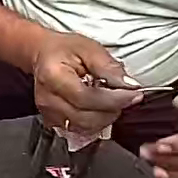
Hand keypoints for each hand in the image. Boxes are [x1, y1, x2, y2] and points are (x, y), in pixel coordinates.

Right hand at [27, 30, 143, 135]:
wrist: (43, 55)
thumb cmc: (64, 50)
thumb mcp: (90, 49)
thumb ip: (109, 67)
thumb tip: (129, 86)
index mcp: (53, 77)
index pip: (87, 98)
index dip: (115, 100)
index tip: (134, 94)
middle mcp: (47, 99)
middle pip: (86, 118)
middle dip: (112, 110)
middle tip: (124, 97)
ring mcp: (47, 112)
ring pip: (84, 127)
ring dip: (104, 118)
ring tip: (109, 101)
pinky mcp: (51, 121)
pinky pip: (78, 129)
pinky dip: (94, 122)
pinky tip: (97, 108)